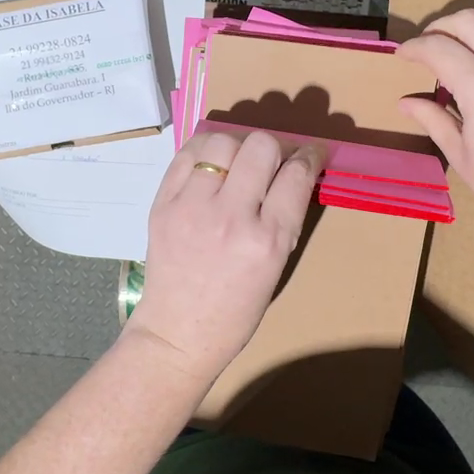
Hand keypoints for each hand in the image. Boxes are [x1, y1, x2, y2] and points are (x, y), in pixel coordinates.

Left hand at [125, 129, 324, 382]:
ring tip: (237, 162)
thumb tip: (294, 171)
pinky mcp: (163, 203)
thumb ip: (285, 217)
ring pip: (223, 141)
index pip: (296, 175)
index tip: (310, 153)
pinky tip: (210, 164)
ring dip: (237, 146)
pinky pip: (187, 153)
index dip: (309, 156)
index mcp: (267, 241)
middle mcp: (231, 217)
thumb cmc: (236, 310)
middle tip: (271, 161)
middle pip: (261, 146)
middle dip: (274, 147)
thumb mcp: (276, 266)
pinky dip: (204, 151)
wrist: (178, 332)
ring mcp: (192, 207)